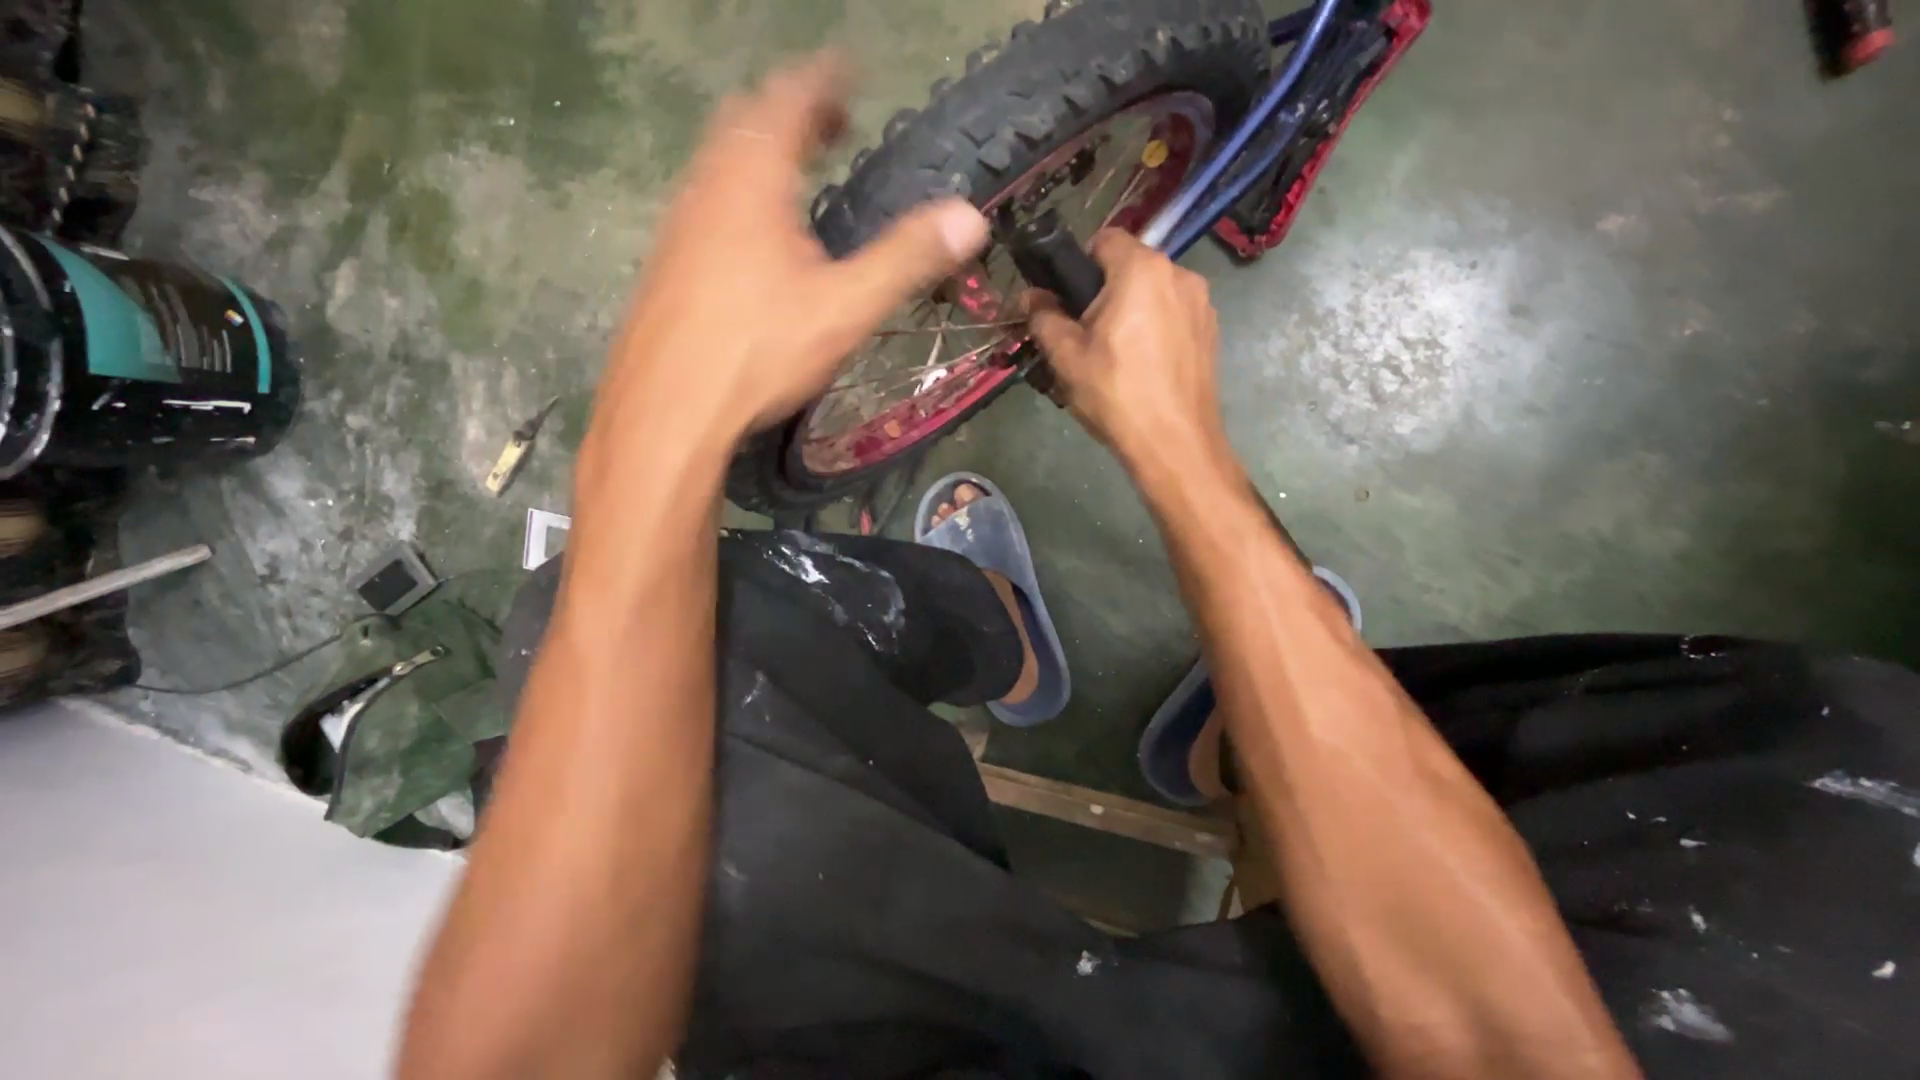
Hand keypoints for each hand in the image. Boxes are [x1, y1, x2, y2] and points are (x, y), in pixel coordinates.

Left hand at [583, 54, 990, 480]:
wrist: (666, 410)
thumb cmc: (758, 354)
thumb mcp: (846, 308)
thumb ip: (907, 258)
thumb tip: (971, 218)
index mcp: (755, 180)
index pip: (792, 97)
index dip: (825, 79)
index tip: (854, 73)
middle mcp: (707, 183)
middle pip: (748, 117)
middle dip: (793, 109)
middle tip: (833, 126)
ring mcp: (678, 219)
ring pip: (719, 157)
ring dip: (761, 149)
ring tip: (800, 174)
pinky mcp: (664, 257)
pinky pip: (704, 195)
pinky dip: (737, 187)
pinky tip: (755, 236)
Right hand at [1023, 230, 1227, 474]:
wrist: (1174, 442)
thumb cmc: (1116, 393)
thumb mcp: (1066, 356)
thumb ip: (1044, 316)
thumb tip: (1030, 296)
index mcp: (1142, 269)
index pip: (1104, 239)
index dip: (1079, 264)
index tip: (1066, 300)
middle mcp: (1179, 273)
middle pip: (1130, 266)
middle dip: (1104, 291)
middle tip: (1082, 334)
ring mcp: (1201, 303)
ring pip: (1153, 292)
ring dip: (1130, 310)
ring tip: (1112, 355)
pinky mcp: (1211, 331)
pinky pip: (1172, 315)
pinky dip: (1154, 329)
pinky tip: (1142, 366)